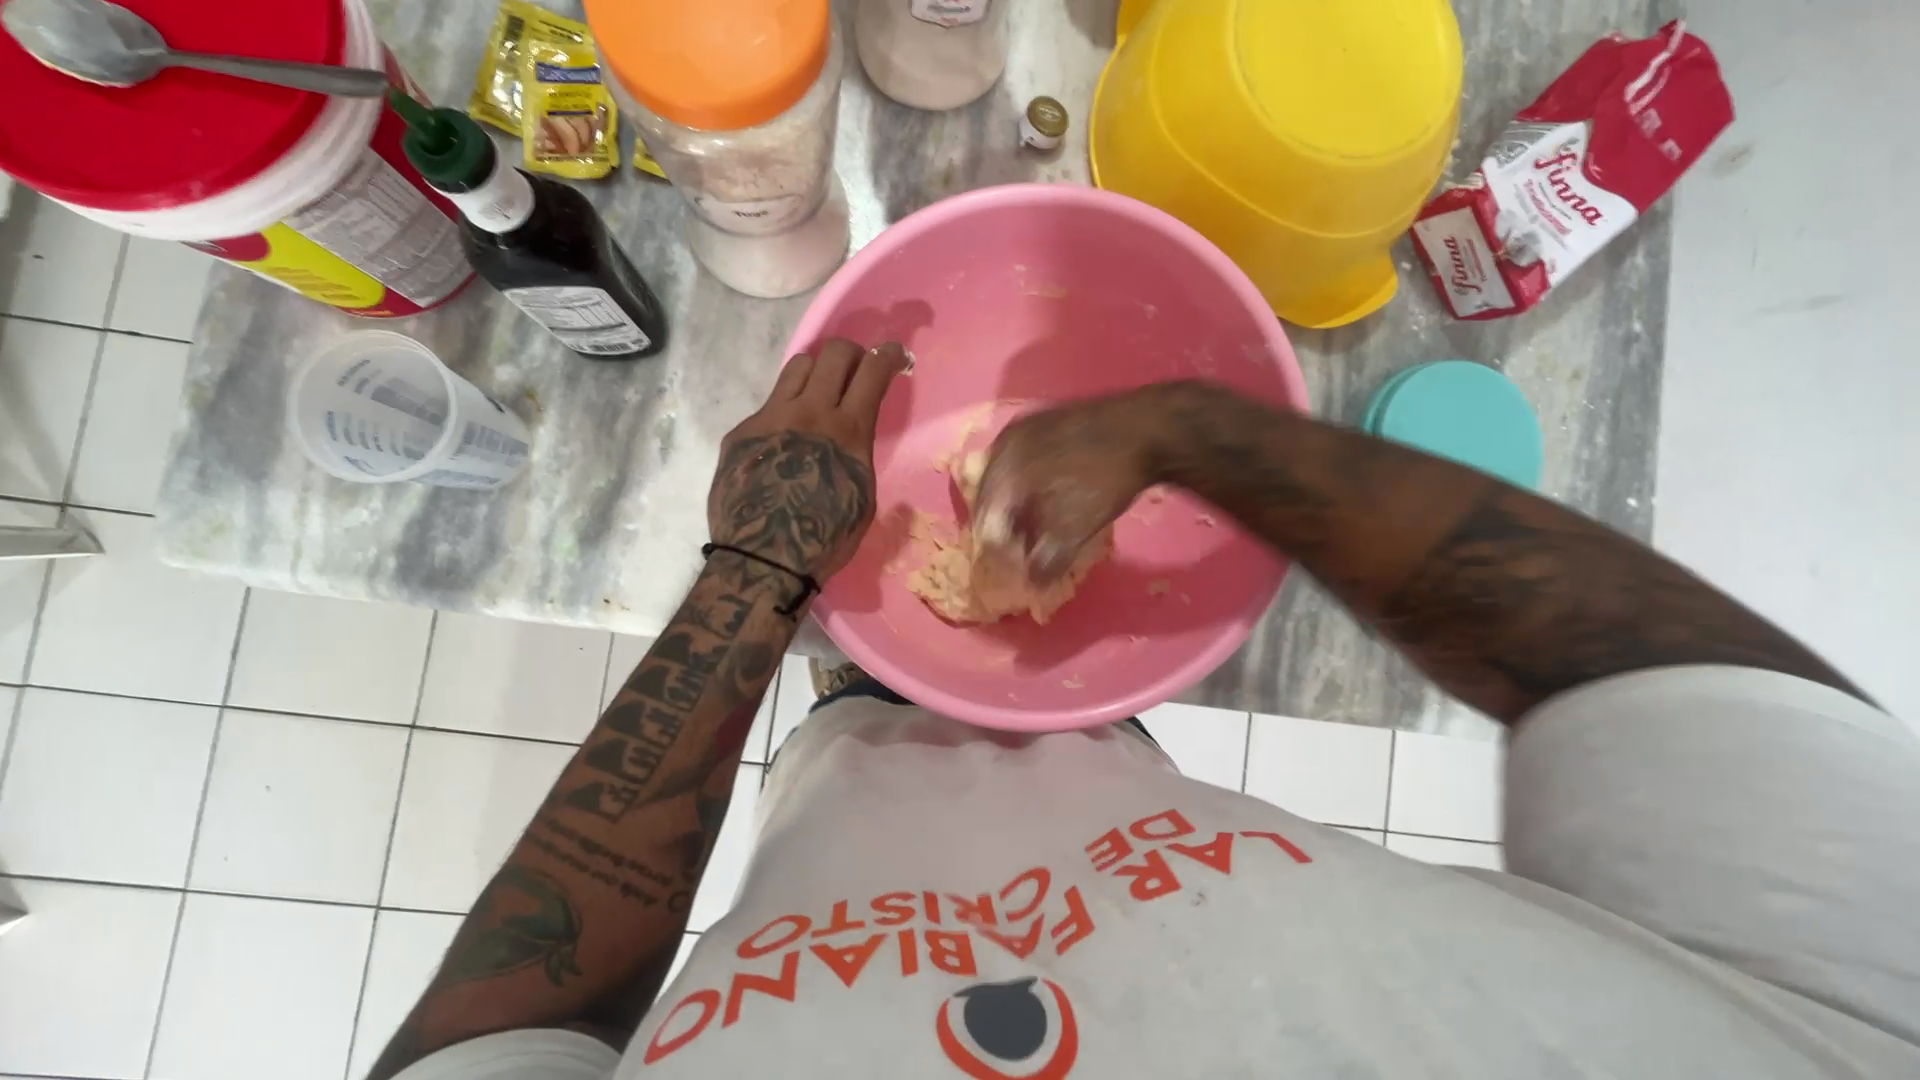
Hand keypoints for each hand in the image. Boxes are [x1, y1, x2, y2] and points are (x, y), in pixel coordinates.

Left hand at [707, 339, 909, 583]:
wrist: (763, 559)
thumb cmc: (826, 539)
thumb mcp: (864, 498)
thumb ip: (859, 454)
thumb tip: (852, 436)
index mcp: (848, 430)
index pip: (872, 371)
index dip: (887, 355)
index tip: (893, 353)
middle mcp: (810, 411)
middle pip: (834, 353)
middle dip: (852, 354)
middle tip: (856, 369)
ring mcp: (771, 417)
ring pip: (798, 366)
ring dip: (817, 372)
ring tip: (818, 393)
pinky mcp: (742, 431)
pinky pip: (769, 403)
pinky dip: (784, 411)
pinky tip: (783, 441)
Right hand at [974, 386, 1173, 583]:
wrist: (1147, 427)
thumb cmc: (1105, 480)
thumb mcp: (1075, 528)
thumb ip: (1047, 559)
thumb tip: (1033, 584)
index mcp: (1001, 472)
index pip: (985, 524)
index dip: (999, 551)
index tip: (1018, 565)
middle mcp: (1002, 446)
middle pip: (989, 499)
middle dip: (1003, 527)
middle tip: (1022, 549)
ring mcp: (1022, 428)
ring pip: (1003, 478)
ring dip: (1014, 506)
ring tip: (1034, 526)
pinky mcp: (1042, 420)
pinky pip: (1020, 460)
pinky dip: (1026, 483)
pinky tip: (1046, 495)